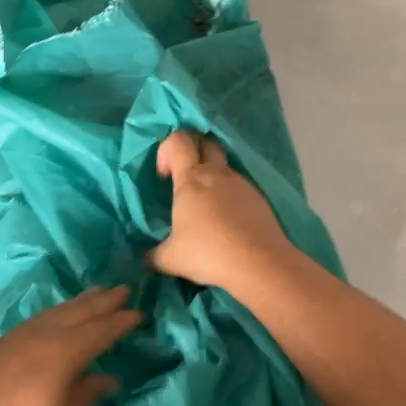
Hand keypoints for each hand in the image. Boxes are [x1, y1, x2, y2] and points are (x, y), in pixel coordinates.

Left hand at [0, 285, 140, 405]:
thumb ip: (85, 398)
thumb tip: (106, 378)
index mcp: (65, 352)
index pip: (101, 330)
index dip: (121, 321)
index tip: (140, 312)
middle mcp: (45, 335)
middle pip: (81, 312)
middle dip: (104, 301)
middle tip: (124, 289)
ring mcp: (21, 335)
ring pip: (59, 311)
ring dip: (81, 302)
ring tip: (97, 293)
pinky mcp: (3, 343)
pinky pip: (42, 317)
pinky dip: (60, 311)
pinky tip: (60, 315)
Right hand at [148, 130, 300, 290]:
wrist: (259, 264)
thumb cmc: (208, 253)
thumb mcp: (171, 259)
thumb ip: (154, 255)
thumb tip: (146, 258)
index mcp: (191, 178)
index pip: (179, 141)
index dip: (167, 149)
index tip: (164, 175)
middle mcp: (218, 174)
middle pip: (206, 143)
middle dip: (193, 151)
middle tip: (185, 178)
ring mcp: (242, 184)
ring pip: (225, 167)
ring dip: (213, 177)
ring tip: (207, 209)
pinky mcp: (259, 199)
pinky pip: (240, 188)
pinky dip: (230, 197)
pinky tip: (228, 223)